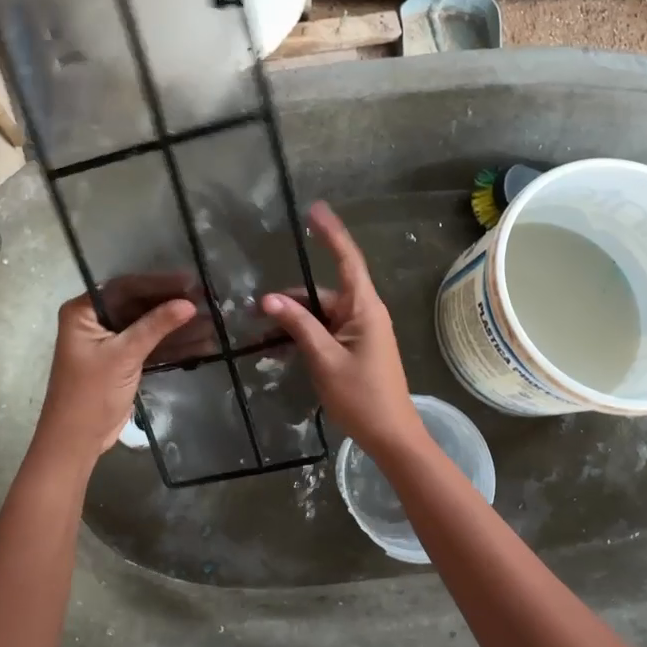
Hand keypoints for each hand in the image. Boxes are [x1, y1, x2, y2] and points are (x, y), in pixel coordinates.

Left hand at [32, 292, 196, 463]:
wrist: (76, 441)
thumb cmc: (90, 393)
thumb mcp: (123, 356)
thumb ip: (155, 326)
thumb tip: (189, 304)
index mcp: (83, 312)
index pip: (125, 288)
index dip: (158, 284)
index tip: (189, 281)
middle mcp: (95, 321)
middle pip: (139, 305)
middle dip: (172, 305)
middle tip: (206, 298)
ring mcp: (110, 342)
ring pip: (148, 326)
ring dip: (178, 327)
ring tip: (212, 322)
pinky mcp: (123, 361)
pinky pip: (151, 345)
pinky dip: (173, 345)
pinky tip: (201, 343)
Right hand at [260, 202, 425, 455]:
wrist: (391, 437)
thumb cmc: (362, 396)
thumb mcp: (324, 359)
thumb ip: (298, 326)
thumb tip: (268, 299)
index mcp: (364, 308)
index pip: (347, 260)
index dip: (330, 233)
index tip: (314, 210)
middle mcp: (364, 313)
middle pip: (323, 292)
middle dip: (291, 300)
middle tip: (255, 310)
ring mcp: (360, 331)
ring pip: (320, 314)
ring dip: (294, 322)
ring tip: (260, 335)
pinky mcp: (355, 348)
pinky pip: (325, 332)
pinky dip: (304, 337)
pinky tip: (277, 350)